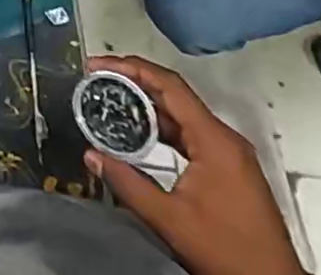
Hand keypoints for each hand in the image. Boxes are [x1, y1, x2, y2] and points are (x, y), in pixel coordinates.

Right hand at [83, 57, 304, 274]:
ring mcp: (229, 155)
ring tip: (109, 99)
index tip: (97, 66)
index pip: (169, 86)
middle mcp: (225, 140)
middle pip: (174, 95)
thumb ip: (127, 183)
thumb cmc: (229, 253)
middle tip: (96, 79)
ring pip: (181, 114)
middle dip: (133, 82)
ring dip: (145, 104)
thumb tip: (91, 155)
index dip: (130, 68)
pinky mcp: (227, 169)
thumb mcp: (170, 219)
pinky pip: (188, 133)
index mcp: (215, 141)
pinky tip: (136, 131)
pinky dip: (160, 125)